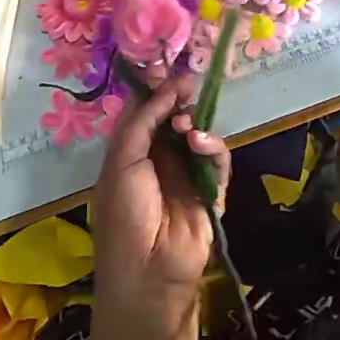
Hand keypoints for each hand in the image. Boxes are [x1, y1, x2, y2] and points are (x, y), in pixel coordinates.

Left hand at [91, 77, 230, 319]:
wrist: (150, 269)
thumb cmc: (125, 213)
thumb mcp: (121, 162)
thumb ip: (142, 121)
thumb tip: (167, 87)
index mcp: (130, 153)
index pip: (145, 113)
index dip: (156, 91)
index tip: (168, 70)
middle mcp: (158, 160)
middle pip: (175, 119)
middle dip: (179, 104)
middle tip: (186, 92)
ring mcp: (186, 174)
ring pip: (199, 136)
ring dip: (195, 125)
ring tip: (188, 129)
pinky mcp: (212, 189)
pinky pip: (218, 160)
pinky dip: (213, 148)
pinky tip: (201, 145)